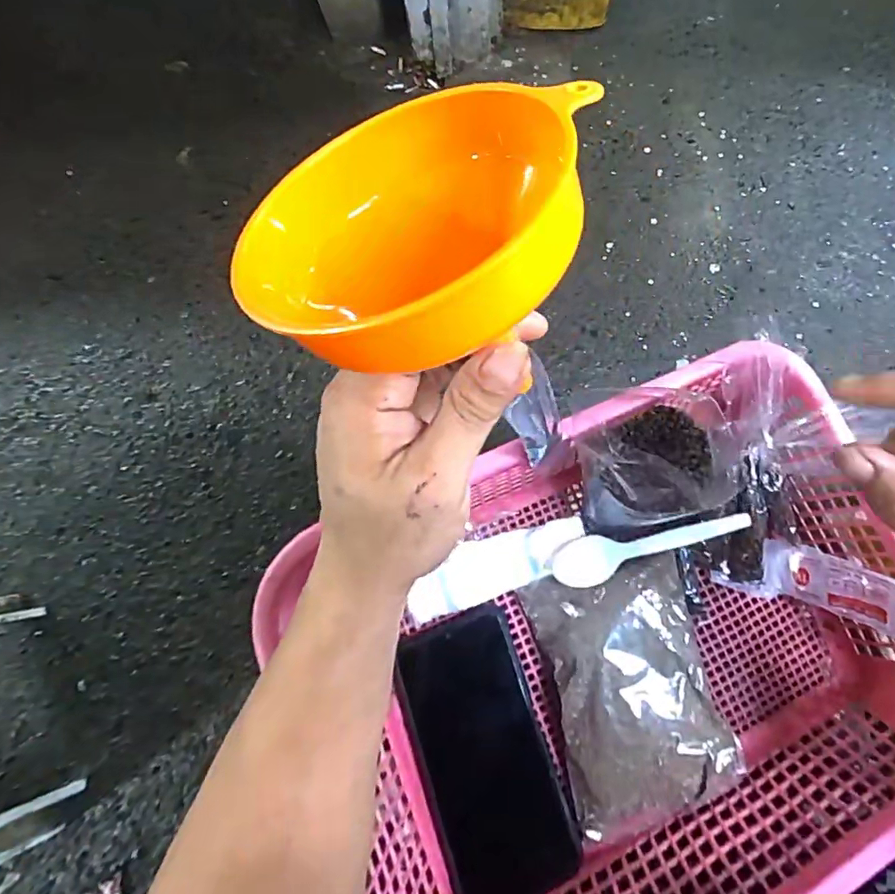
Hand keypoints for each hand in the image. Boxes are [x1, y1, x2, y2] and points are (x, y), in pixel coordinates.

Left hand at [311, 313, 548, 600]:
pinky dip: (470, 378)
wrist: (367, 575)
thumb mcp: (439, 476)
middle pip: (426, 339)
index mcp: (362, 395)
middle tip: (533, 333)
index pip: (417, 335)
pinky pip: (436, 380)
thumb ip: (471, 410)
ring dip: (479, 354)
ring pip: (435, 357)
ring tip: (523, 353)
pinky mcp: (397, 412)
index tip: (519, 318)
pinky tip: (499, 378)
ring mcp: (380, 399)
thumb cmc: (394, 537)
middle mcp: (364, 386)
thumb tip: (511, 352)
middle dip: (479, 332)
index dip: (469, 320)